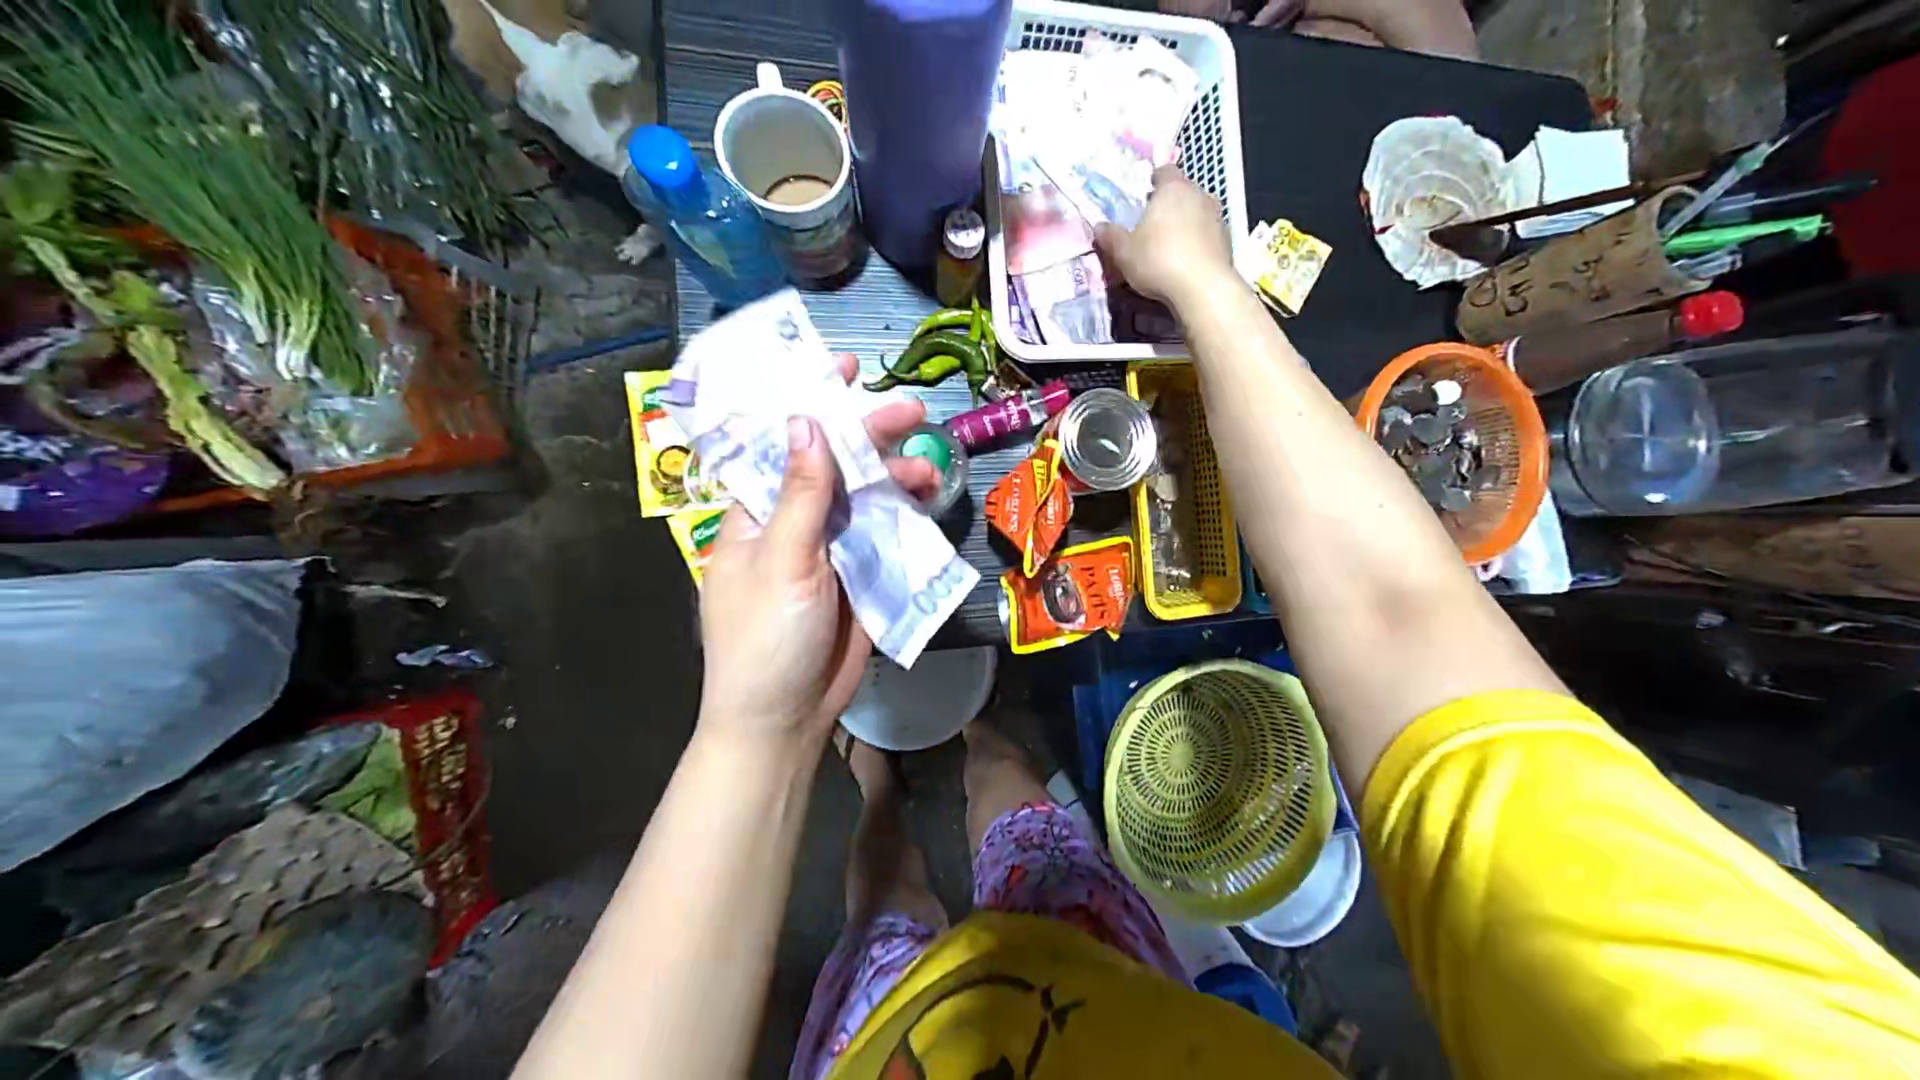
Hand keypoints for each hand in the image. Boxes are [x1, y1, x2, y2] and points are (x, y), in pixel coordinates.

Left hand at [694, 356, 935, 752]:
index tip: (843, 369)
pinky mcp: (859, 572)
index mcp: (757, 510)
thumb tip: (804, 420)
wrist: (785, 716)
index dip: (810, 401)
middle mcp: (793, 520)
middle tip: (911, 411)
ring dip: (895, 475)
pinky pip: (884, 532)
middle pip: (833, 463)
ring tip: (928, 467)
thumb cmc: (764, 637)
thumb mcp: (782, 561)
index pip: (781, 441)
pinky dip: (905, 513)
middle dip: (868, 434)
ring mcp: (829, 546)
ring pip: (865, 495)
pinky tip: (927, 499)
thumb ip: (801, 494)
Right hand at [1094, 166, 1238, 307]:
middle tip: (1153, 224)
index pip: (1165, 172)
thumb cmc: (1158, 261)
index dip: (1154, 181)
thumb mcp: (1124, 252)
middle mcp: (1199, 195)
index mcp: (1172, 189)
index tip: (1146, 194)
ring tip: (1170, 245)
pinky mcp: (1227, 240)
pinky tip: (1186, 261)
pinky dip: (1198, 242)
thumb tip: (1099, 227)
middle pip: (1183, 192)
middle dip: (1170, 204)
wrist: (1202, 287)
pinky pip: (1208, 234)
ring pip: (1197, 212)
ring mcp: (1217, 216)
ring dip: (1186, 223)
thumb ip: (1111, 237)